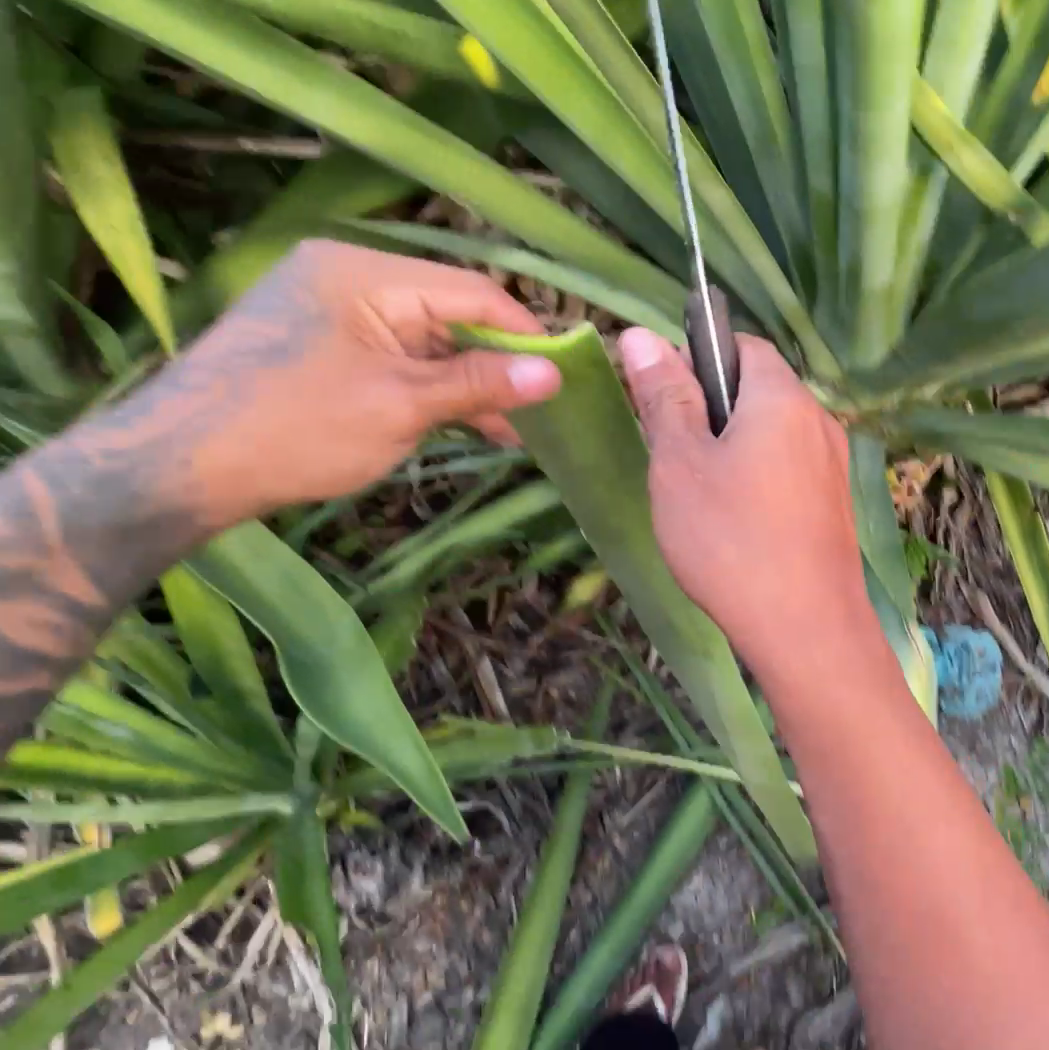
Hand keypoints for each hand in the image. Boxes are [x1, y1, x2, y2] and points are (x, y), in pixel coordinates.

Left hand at [146, 239, 560, 525]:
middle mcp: (348, 275)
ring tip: (509, 430)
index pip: (473, 292)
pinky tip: (468, 422)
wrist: (178, 469)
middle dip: (498, 363)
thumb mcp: (403, 405)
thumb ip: (482, 383)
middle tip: (538, 411)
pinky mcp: (326, 340)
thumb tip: (556, 373)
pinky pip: (401, 354)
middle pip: (454, 312)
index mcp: (363, 273)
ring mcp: (333, 307)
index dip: (526, 334)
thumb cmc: (297, 429)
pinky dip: (435, 386)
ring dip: (470, 381)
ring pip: (431, 338)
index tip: (564, 379)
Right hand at [617, 327, 870, 667]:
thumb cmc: (731, 539)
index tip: (664, 402)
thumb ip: (665, 396)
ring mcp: (836, 465)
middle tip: (674, 459)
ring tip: (700, 497)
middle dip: (712, 410)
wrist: (807, 626)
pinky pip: (791, 470)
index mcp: (785, 397)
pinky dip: (760, 479)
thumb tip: (642, 335)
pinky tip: (737, 523)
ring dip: (733, 449)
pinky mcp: (838, 503)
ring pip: (774, 434)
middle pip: (759, 389)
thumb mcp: (680, 463)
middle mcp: (821, 421)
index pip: (740, 346)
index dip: (696, 359)